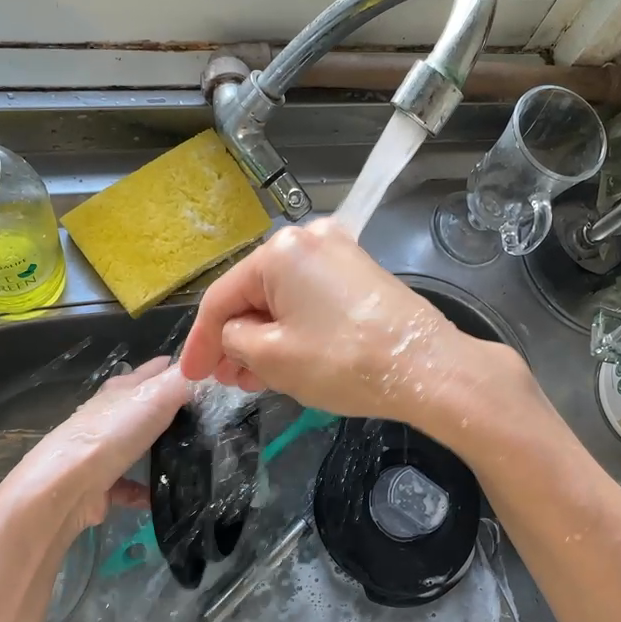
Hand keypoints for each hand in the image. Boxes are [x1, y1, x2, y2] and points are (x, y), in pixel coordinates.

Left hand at [0, 357, 192, 532]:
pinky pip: (131, 486)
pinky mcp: (102, 484)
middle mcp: (109, 417)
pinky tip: (166, 495)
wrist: (69, 485)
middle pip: (146, 409)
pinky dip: (147, 491)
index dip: (178, 369)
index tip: (207, 374)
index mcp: (120, 391)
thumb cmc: (113, 434)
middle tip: (209, 419)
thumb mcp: (155, 397)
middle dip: (174, 412)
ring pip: (139, 447)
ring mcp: (104, 452)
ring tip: (194, 457)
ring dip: (161, 451)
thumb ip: (182, 382)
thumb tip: (208, 370)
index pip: (153, 371)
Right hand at [180, 219, 502, 426]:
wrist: (427, 368)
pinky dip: (294, 331)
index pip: (221, 298)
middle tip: (225, 381)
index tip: (192, 376)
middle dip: (235, 341)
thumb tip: (235, 337)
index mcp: (280, 251)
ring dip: (263, 339)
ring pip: (284, 301)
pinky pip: (312, 303)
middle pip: (254, 295)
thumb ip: (237, 343)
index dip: (201, 342)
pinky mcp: (362, 277)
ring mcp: (340, 256)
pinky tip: (285, 362)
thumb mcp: (274, 358)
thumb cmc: (344, 361)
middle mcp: (310, 240)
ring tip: (252, 380)